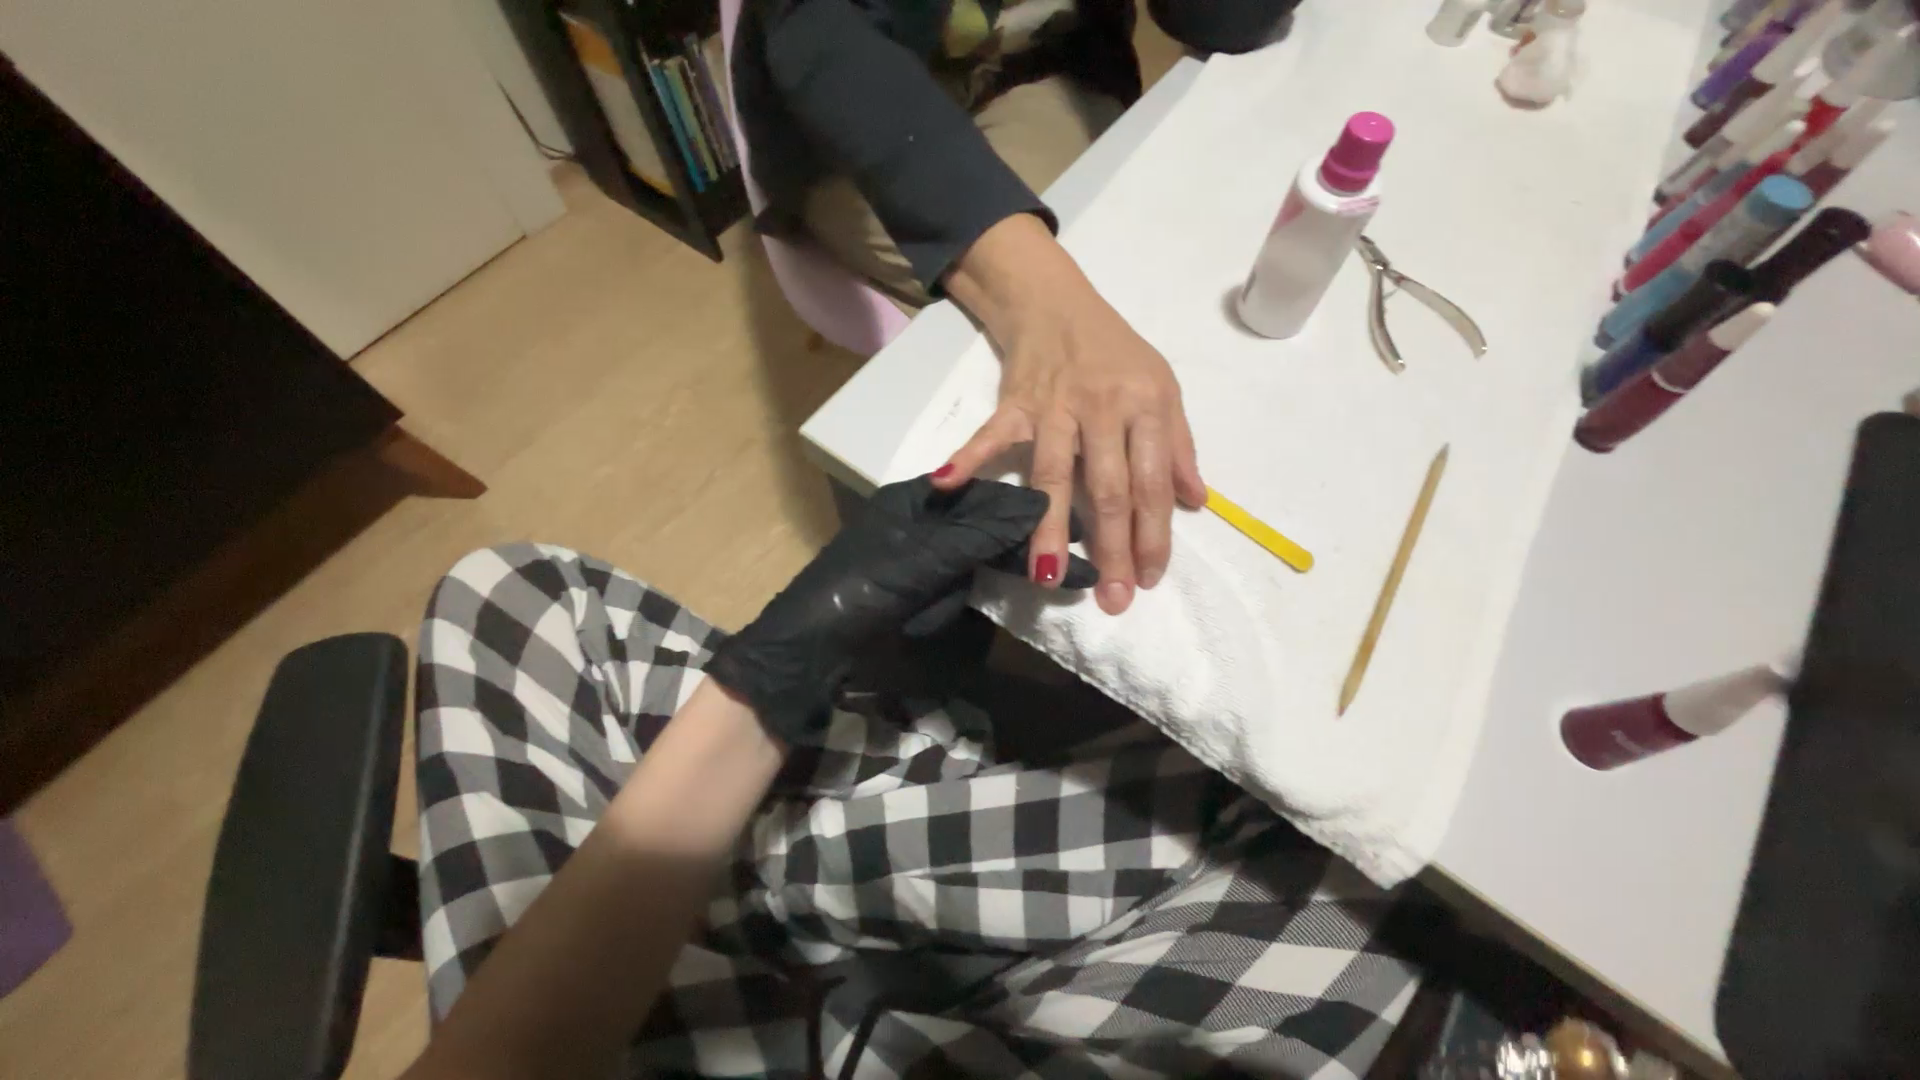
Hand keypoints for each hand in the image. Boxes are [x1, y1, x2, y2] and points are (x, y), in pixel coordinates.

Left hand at [706, 476, 1094, 742]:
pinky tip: (1028, 584)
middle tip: (1075, 549)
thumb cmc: (863, 587)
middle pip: (985, 520)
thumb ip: (979, 534)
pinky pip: (971, 576)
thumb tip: (1039, 510)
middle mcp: (922, 520)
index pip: (982, 490)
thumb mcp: (923, 557)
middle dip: (1026, 534)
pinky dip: (998, 580)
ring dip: (1018, 558)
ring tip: (1064, 569)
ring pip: (982, 550)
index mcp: (915, 498)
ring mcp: (924, 556)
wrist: (814, 645)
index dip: (1022, 504)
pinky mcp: (925, 589)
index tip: (1066, 516)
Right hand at [939, 215, 1205, 614]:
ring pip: (1054, 474)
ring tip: (1049, 578)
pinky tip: (945, 484)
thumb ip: (1177, 447)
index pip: (1152, 482)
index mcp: (1146, 406)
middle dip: (1112, 547)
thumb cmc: (1116, 352)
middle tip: (1113, 599)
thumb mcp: (1163, 389)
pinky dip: (967, 456)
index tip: (1149, 578)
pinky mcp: (1015, 403)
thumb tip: (1196, 503)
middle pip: (1108, 488)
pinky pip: (991, 434)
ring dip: (1050, 527)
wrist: (1057, 302)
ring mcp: (1054, 406)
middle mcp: (1102, 408)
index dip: (1154, 533)